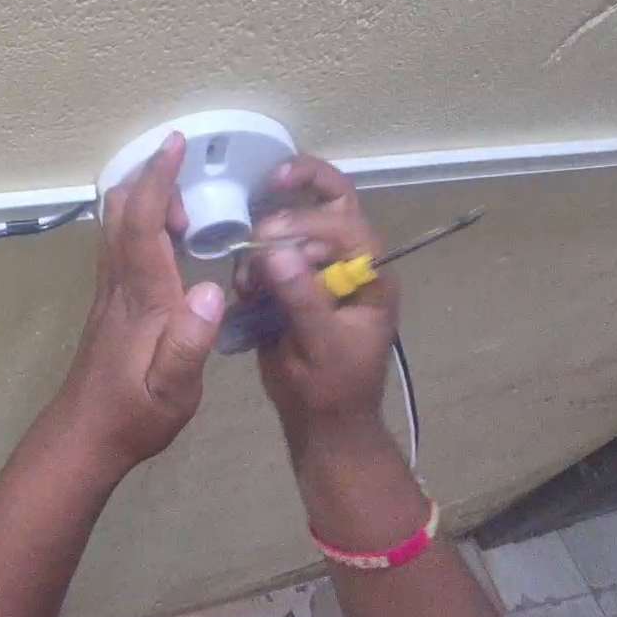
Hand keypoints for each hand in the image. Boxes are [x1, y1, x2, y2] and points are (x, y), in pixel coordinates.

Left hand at [47, 132, 227, 472]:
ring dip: (146, 198)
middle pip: (121, 210)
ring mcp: (109, 286)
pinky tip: (171, 241)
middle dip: (153, 181)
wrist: (86, 433)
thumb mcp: (174, 392)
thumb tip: (210, 288)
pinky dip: (142, 220)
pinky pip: (120, 239)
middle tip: (193, 192)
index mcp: (141, 297)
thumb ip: (191, 342)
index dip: (158, 179)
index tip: (174, 144)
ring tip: (188, 216)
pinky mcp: (109, 296)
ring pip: (116, 222)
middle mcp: (119, 280)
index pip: (143, 223)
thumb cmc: (135, 414)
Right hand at [243, 155, 395, 444]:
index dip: (309, 211)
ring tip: (250, 283)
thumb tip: (275, 250)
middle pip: (327, 199)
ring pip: (291, 223)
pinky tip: (246, 290)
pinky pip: (268, 251)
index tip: (270, 218)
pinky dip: (252, 262)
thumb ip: (302, 297)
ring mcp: (316, 265)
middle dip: (292, 196)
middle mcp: (346, 258)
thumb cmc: (334, 387)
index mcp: (369, 272)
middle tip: (261, 214)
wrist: (319, 420)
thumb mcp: (323, 346)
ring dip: (264, 241)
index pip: (345, 221)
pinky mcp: (289, 277)